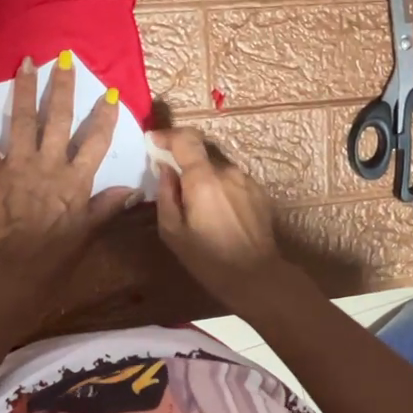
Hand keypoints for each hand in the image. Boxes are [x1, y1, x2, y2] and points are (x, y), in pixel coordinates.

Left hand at [0, 56, 135, 279]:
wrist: (14, 270)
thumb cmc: (54, 259)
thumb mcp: (87, 234)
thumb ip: (107, 207)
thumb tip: (133, 191)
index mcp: (76, 181)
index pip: (96, 142)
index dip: (105, 117)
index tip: (111, 94)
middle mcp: (50, 164)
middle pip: (60, 120)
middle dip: (64, 88)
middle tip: (65, 59)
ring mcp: (19, 165)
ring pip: (24, 120)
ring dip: (25, 90)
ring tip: (26, 63)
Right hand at [150, 127, 289, 307]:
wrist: (255, 276)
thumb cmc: (208, 259)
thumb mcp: (173, 232)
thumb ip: (166, 194)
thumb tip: (165, 169)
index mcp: (203, 180)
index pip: (185, 139)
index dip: (167, 135)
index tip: (153, 142)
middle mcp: (227, 172)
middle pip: (201, 156)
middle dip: (184, 166)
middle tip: (173, 187)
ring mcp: (246, 181)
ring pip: (217, 170)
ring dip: (204, 181)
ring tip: (199, 210)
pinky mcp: (258, 192)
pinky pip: (232, 183)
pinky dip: (220, 191)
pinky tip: (219, 216)